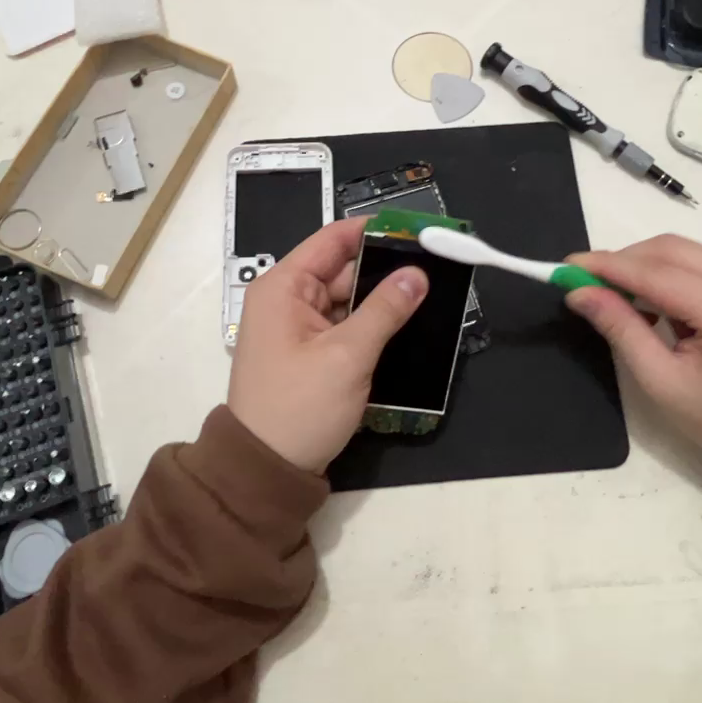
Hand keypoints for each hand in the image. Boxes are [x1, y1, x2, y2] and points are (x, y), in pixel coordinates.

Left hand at [228, 218, 428, 472]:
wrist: (266, 471)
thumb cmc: (300, 406)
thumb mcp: (347, 355)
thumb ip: (385, 309)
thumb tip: (418, 273)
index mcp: (284, 286)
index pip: (332, 240)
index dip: (374, 231)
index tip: (418, 231)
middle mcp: (287, 298)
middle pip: (342, 269)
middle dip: (385, 268)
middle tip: (435, 265)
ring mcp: (297, 327)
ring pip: (347, 299)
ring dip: (381, 299)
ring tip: (430, 292)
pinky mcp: (309, 352)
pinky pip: (344, 324)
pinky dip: (370, 324)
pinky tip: (406, 323)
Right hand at [564, 234, 701, 466]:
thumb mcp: (662, 382)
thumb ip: (620, 329)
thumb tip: (577, 292)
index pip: (657, 272)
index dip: (607, 265)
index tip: (566, 265)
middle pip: (670, 249)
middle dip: (622, 260)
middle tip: (585, 280)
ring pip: (684, 249)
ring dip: (643, 264)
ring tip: (615, 293)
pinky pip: (700, 260)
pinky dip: (667, 271)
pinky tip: (651, 298)